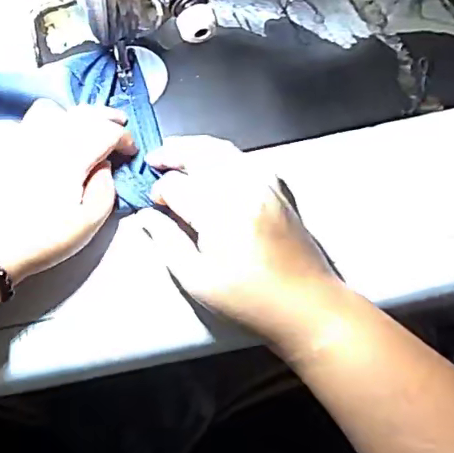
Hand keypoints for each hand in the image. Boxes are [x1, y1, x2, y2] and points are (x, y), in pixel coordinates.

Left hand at [0, 99, 135, 282]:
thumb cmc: (42, 238)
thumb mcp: (89, 222)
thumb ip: (106, 188)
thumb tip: (103, 166)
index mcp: (73, 152)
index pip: (108, 130)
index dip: (125, 138)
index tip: (130, 152)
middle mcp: (47, 136)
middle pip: (81, 112)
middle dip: (104, 116)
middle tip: (118, 126)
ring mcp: (20, 139)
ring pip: (49, 109)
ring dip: (69, 114)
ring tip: (78, 129)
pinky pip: (15, 124)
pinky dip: (29, 127)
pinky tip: (34, 140)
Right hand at [135, 136, 350, 348]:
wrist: (307, 304)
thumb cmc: (250, 299)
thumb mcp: (197, 279)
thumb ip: (167, 241)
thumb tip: (146, 217)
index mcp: (219, 210)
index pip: (176, 184)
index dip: (158, 191)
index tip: (153, 205)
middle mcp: (243, 187)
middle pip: (199, 153)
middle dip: (173, 153)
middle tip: (154, 159)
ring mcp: (265, 183)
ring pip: (223, 149)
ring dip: (196, 149)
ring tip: (177, 154)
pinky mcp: (279, 187)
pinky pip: (245, 158)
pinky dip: (222, 155)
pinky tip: (213, 165)